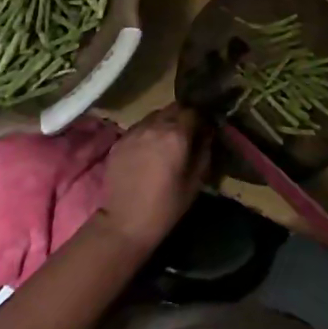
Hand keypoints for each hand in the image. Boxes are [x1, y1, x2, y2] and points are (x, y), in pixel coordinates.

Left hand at [97, 103, 209, 251]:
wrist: (127, 220)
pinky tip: (148, 149)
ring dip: (163, 122)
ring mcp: (133, 131)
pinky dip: (147, 131)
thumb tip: (208, 134)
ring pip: (153, 116)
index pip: (192, 111)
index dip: (200, 118)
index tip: (204, 127)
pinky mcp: (119, 140)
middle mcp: (153, 126)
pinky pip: (138, 128)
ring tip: (167, 140)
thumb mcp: (195, 183)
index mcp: (175, 135)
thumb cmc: (167, 206)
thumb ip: (204, 153)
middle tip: (187, 132)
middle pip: (171, 109)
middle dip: (182, 116)